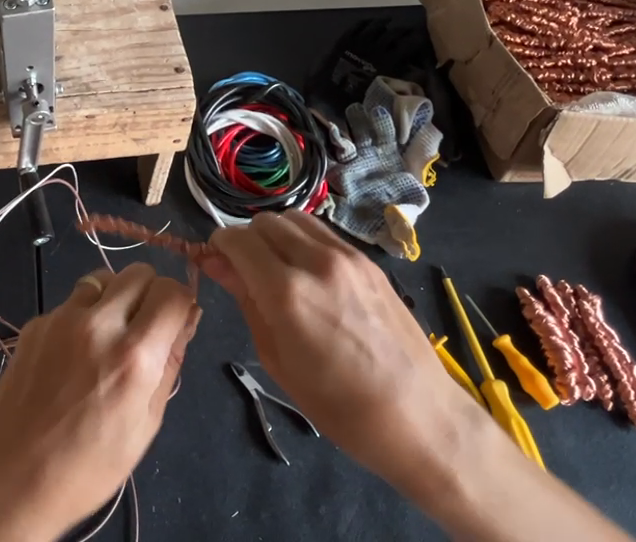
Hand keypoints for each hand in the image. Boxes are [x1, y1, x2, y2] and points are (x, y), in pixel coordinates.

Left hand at [0, 263, 200, 541]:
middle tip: (146, 325)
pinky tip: (74, 353)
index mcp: (133, 356)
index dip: (181, 302)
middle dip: (150, 292)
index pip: (171, 292)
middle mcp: (98, 325)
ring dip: (115, 297)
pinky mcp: (35, 323)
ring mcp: (61, 319)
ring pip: (102, 279)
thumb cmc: (89, 466)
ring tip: (109, 336)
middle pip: (138, 272)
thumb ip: (169, 363)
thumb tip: (186, 319)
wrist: (13, 478)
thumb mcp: (146, 424)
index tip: (177, 320)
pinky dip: (83, 315)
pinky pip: (71, 302)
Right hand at [198, 211, 482, 498]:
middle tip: (245, 270)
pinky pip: (323, 233)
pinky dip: (304, 240)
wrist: (420, 417)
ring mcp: (348, 257)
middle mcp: (317, 262)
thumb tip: (216, 264)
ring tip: (277, 268)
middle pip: (264, 222)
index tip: (216, 263)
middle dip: (246, 239)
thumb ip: (246, 301)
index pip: (237, 240)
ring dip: (275, 234)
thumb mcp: (278, 359)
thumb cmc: (339, 406)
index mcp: (288, 293)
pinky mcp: (369, 261)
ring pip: (294, 219)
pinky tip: (308, 273)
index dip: (219, 247)